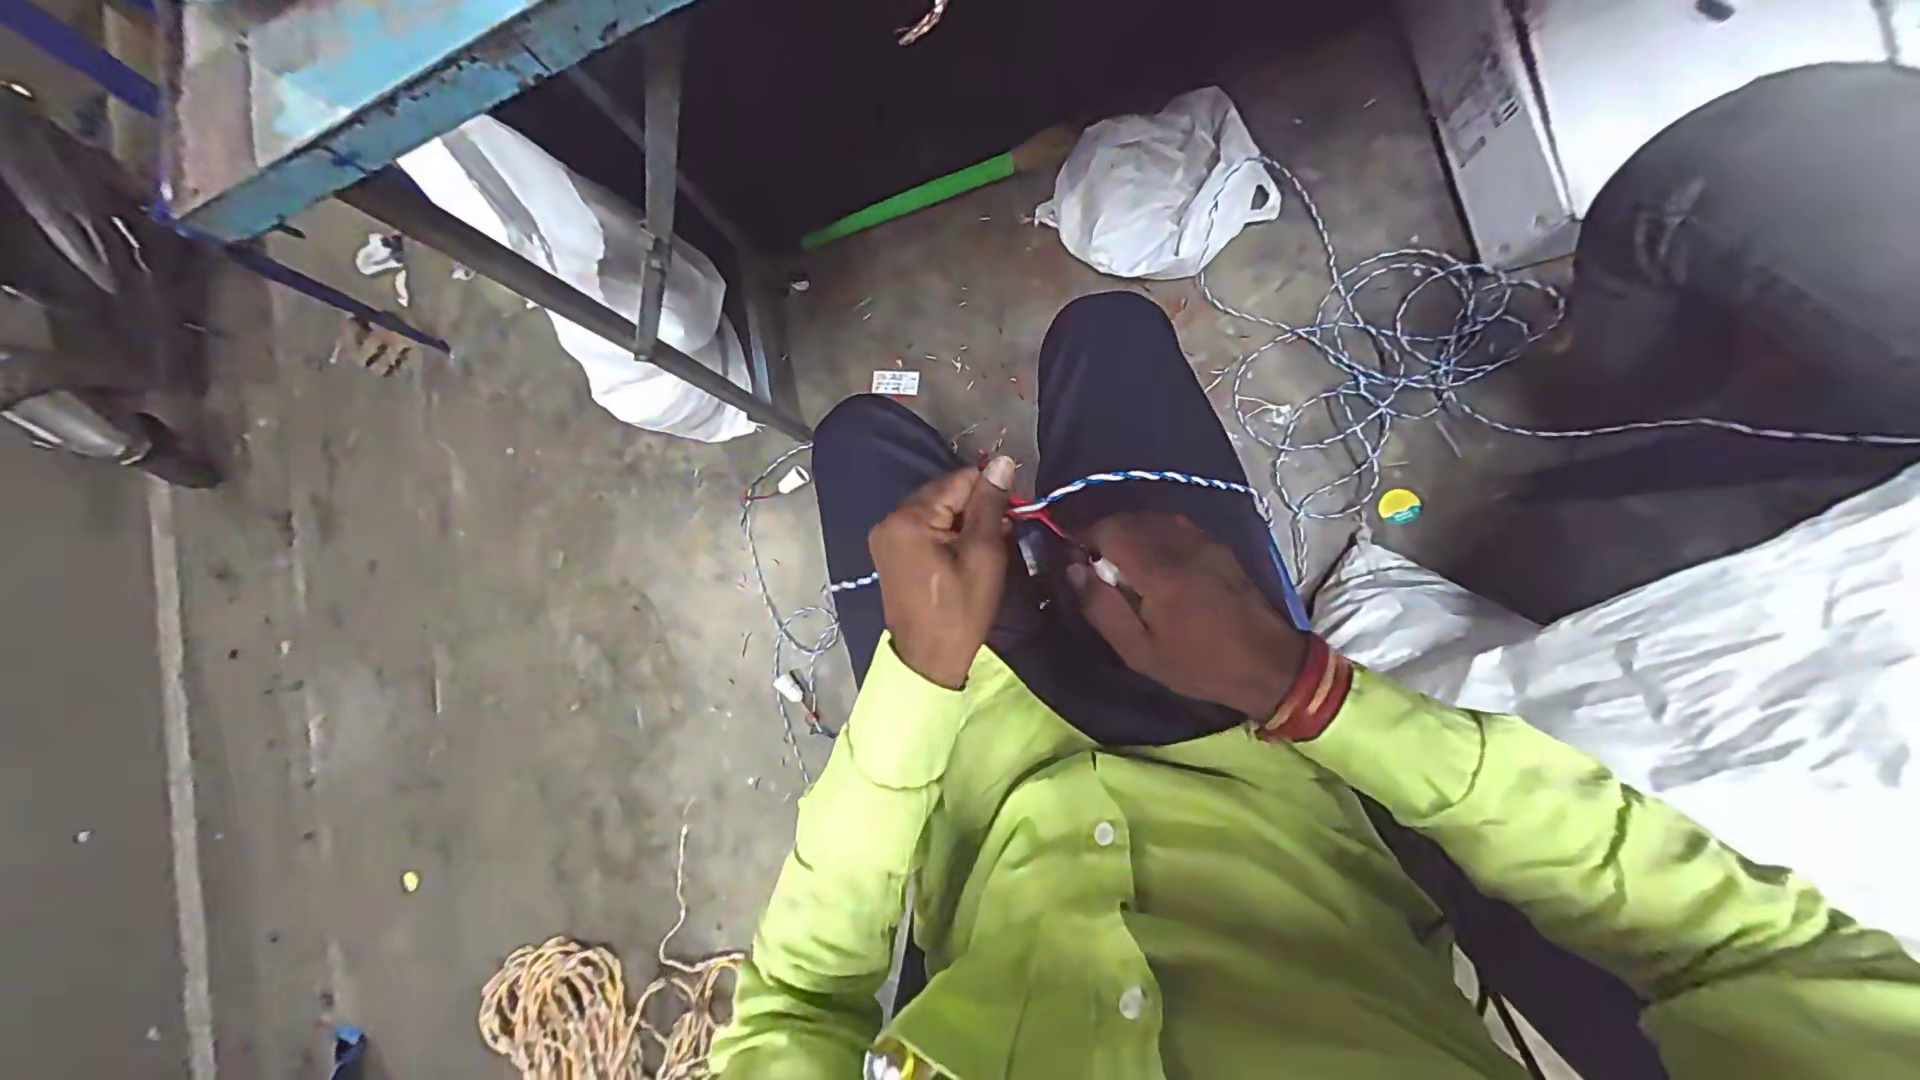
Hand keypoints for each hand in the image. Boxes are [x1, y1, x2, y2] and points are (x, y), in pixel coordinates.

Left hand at [868, 457, 1016, 688]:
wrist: (929, 660)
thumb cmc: (961, 611)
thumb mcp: (983, 554)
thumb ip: (990, 504)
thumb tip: (1002, 461)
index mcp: (908, 518)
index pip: (959, 480)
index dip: (991, 491)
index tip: (1014, 512)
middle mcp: (889, 520)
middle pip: (945, 493)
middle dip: (976, 507)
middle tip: (1002, 533)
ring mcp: (885, 537)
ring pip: (936, 510)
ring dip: (964, 522)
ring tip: (986, 548)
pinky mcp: (890, 553)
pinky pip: (924, 529)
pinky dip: (948, 535)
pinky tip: (965, 554)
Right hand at [1067, 513, 1305, 716]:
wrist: (1268, 664)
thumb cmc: (1198, 664)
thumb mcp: (1138, 651)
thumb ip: (1100, 607)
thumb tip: (1072, 570)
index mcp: (1161, 572)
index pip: (1110, 531)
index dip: (1084, 537)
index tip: (1074, 558)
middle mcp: (1182, 545)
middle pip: (1129, 519)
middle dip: (1103, 534)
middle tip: (1094, 564)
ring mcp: (1204, 541)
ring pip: (1151, 517)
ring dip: (1127, 532)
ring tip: (1120, 563)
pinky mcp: (1216, 545)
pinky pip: (1173, 525)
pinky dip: (1152, 534)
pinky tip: (1152, 561)